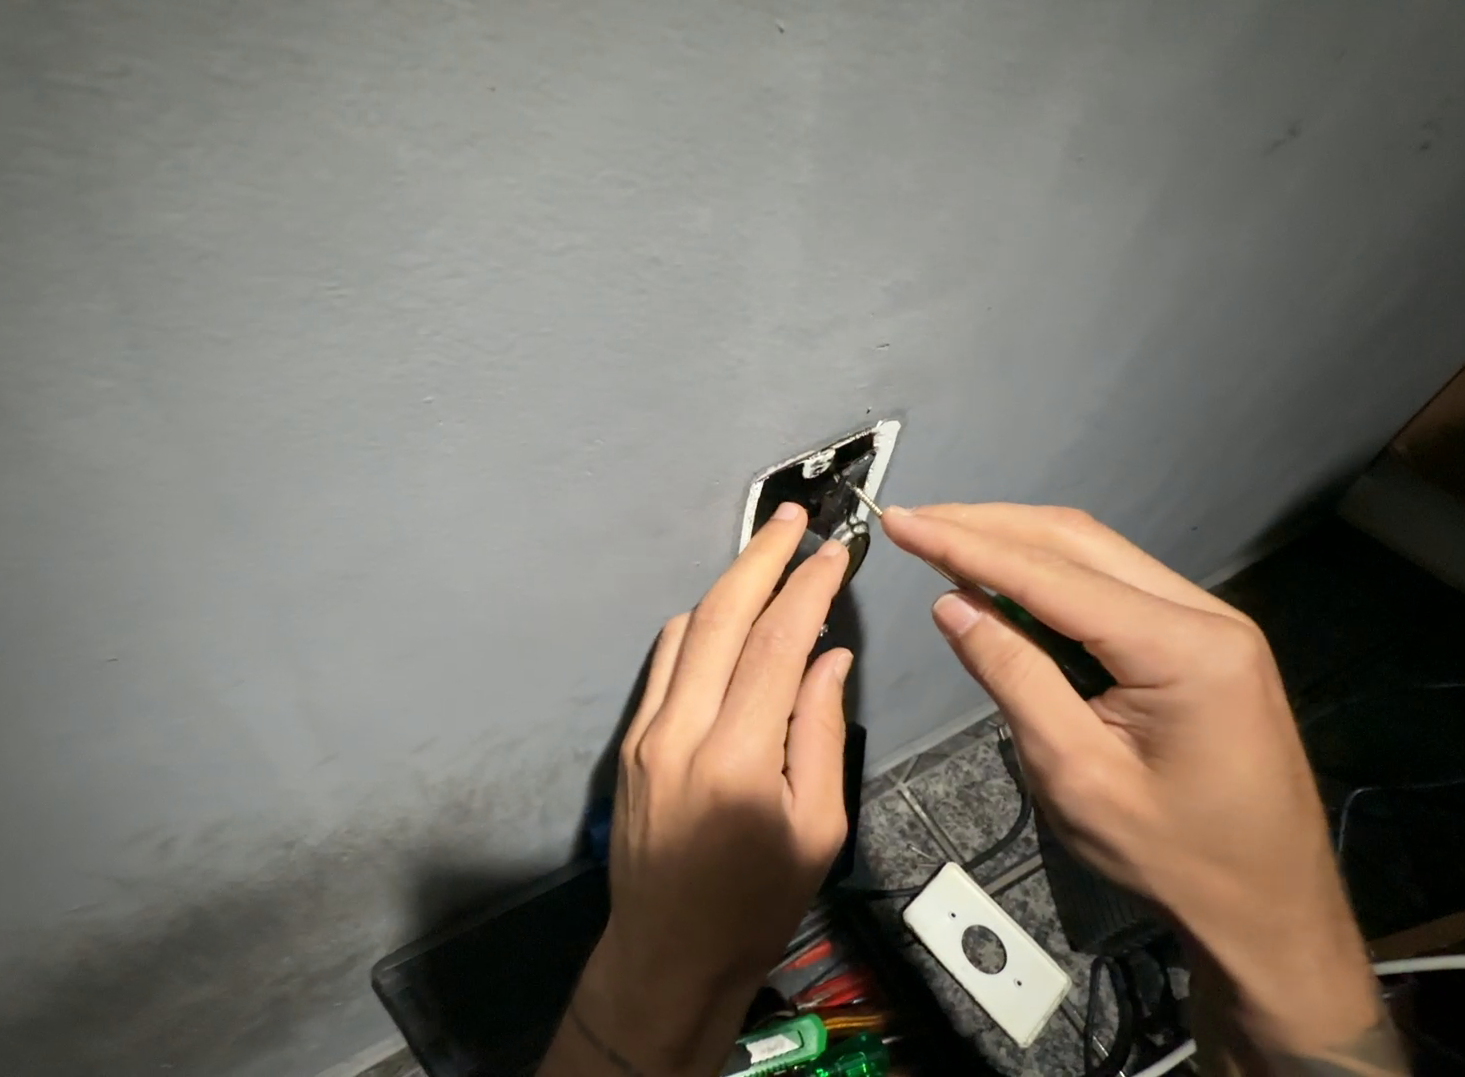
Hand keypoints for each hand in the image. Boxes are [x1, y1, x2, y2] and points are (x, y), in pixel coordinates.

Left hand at [542, 503, 852, 1076]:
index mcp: (739, 759)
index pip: (776, 646)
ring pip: (685, 631)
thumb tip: (829, 656)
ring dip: (727, 588)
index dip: (808, 590)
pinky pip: (665, 661)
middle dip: (758, 558)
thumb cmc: (757, 901)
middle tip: (790, 517)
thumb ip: (821, 731)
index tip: (834, 553)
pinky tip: (726, 617)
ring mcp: (646, 730)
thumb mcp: (817, 829)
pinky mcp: (630, 737)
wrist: (667, 947)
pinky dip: (699, 626)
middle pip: (720, 617)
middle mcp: (681, 731)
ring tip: (766, 560)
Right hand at [881, 504, 1390, 1064]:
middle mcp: (1202, 614)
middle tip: (912, 522)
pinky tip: (999, 577)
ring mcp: (1204, 622)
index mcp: (1182, 648)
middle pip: (1074, 540)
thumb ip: (1012, 676)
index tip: (899, 522)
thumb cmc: (1173, 855)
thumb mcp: (1074, 773)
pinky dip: (1042, 572)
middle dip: (984, 525)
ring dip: (1011, 540)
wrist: (1272, 912)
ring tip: (941, 539)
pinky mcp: (1194, 639)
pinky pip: (1105, 583)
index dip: (962, 544)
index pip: (1047, 575)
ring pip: (1091, 552)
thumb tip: (952, 603)